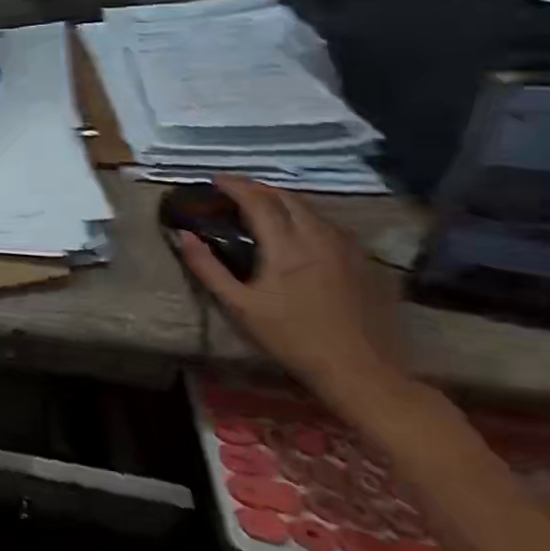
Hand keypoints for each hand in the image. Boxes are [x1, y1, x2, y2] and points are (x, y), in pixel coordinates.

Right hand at [176, 176, 406, 396]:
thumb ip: (207, 267)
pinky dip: (309, 217)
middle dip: (260, 188)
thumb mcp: (238, 305)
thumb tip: (183, 235)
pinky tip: (301, 229)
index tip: (214, 180)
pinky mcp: (366, 264)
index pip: (259, 202)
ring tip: (264, 205)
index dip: (235, 186)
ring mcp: (349, 251)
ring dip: (285, 201)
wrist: (361, 370)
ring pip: (315, 210)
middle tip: (235, 190)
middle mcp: (321, 240)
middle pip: (289, 199)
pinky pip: (333, 227)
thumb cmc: (290, 337)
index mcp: (287, 247)